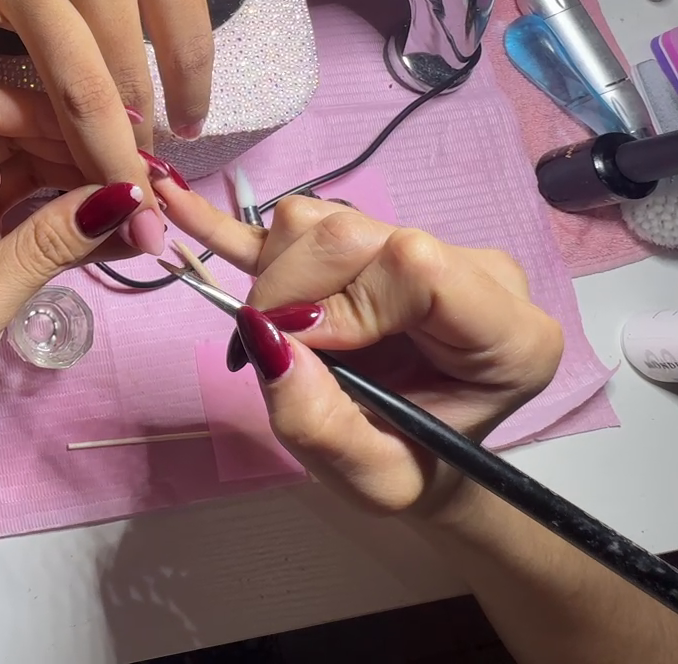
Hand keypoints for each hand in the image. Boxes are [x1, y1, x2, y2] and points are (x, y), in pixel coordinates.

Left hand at [0, 88, 151, 452]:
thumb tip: (130, 195)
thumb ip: (49, 244)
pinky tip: (126, 229)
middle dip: (80, 156)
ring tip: (150, 200)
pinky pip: (35, 215)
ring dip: (87, 188)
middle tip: (149, 173)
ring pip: (32, 174)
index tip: (118, 130)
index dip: (52, 116)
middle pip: (16, 140)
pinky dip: (75, 222)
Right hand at [155, 185, 562, 517]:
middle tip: (273, 345)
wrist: (419, 450)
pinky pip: (287, 220)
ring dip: (272, 274)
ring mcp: (410, 241)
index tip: (306, 351)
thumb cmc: (412, 467)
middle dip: (288, 290)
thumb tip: (263, 336)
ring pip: (312, 218)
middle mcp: (467, 268)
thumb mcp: (374, 478)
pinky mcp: (356, 239)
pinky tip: (173, 198)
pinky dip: (226, 219)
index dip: (341, 302)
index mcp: (504, 328)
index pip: (413, 264)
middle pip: (348, 231)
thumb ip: (322, 423)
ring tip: (279, 328)